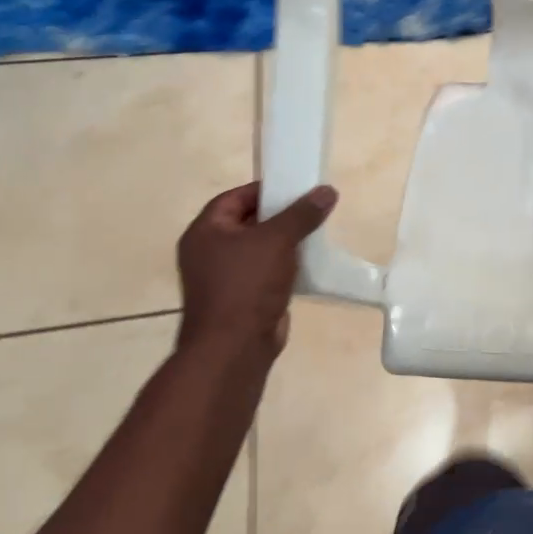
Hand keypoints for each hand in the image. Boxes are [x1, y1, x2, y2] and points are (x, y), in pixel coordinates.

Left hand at [176, 182, 337, 363]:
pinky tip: (309, 262)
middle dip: (280, 215)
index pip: (234, 198)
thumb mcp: (277, 240)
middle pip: (248, 221)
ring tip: (315, 232)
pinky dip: (285, 264)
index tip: (296, 187)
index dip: (265, 189)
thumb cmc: (247, 284)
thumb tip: (327, 191)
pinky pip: (265, 270)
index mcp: (205, 232)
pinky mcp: (242, 296)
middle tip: (311, 209)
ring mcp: (223, 276)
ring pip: (259, 247)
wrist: (235, 346)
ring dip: (285, 241)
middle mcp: (209, 251)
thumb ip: (302, 213)